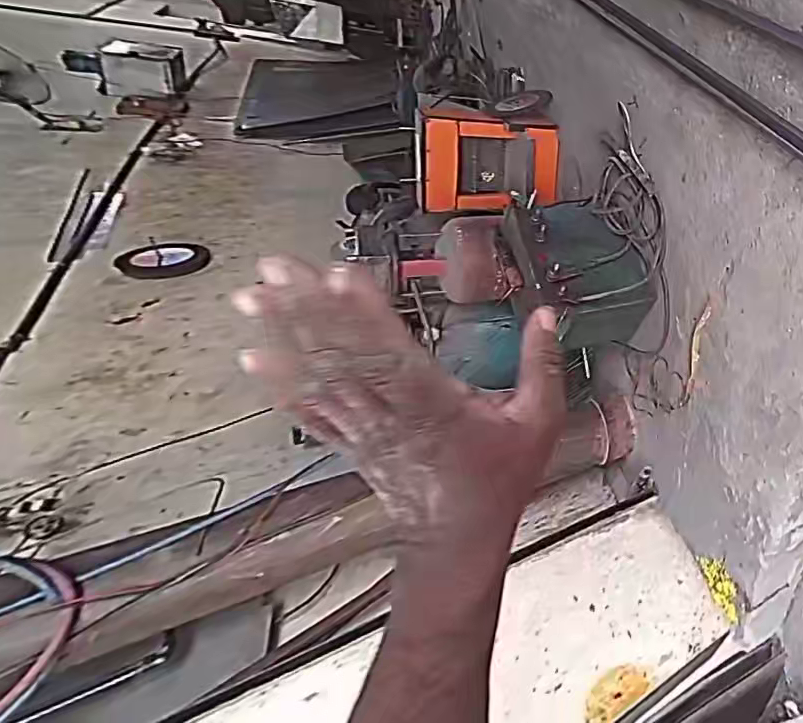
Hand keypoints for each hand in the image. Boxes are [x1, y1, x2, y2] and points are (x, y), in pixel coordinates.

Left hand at [233, 256, 565, 547]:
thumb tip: (546, 316)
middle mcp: (390, 415)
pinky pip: (309, 409)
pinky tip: (256, 355)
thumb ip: (543, 363)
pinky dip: (279, 381)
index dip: (363, 315)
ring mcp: (364, 430)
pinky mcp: (351, 441)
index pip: (392, 354)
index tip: (341, 276)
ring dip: (284, 334)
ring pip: (317, 376)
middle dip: (306, 309)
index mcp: (436, 406)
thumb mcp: (541, 419)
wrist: (459, 536)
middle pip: (341, 357)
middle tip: (279, 267)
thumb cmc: (500, 477)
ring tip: (256, 295)